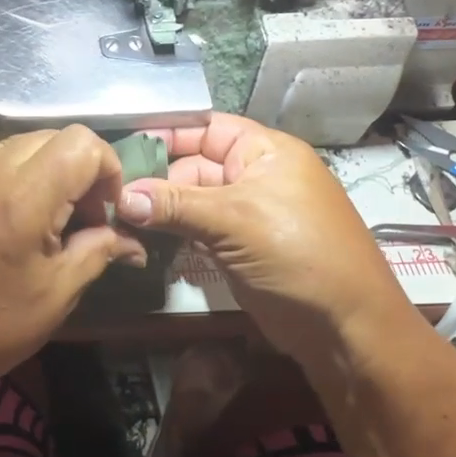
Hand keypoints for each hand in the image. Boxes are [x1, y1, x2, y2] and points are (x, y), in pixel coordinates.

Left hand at [0, 126, 148, 400]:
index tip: (107, 213)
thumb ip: (99, 250)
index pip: (82, 143)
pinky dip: (26, 174)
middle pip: (57, 136)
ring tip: (56, 221)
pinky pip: (2, 157)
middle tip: (86, 220)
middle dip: (83, 169)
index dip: (107, 171)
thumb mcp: (57, 293)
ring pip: (29, 143)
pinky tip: (25, 218)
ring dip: (54, 169)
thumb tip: (133, 239)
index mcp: (20, 197)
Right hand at [117, 114, 413, 368]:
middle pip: (191, 164)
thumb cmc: (298, 254)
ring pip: (190, 199)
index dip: (164, 132)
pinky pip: (196, 228)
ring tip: (114, 213)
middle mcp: (254, 175)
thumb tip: (120, 196)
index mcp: (264, 152)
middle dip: (154, 177)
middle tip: (109, 190)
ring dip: (158, 208)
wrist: (347, 328)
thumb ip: (174, 205)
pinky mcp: (237, 246)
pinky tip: (140, 236)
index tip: (119, 143)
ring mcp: (246, 213)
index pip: (204, 127)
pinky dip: (172, 231)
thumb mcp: (234, 220)